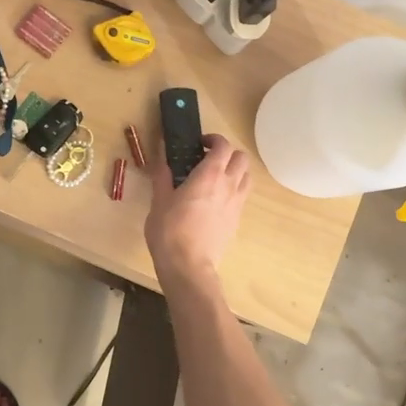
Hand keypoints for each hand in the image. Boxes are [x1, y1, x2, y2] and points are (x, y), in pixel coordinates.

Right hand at [145, 133, 250, 285]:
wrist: (188, 266)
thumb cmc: (169, 231)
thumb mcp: (159, 201)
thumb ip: (162, 176)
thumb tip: (161, 156)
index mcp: (209, 176)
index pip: (223, 146)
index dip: (214, 139)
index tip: (199, 144)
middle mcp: (228, 185)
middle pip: (242, 158)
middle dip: (227, 153)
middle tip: (208, 160)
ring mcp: (236, 204)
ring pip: (247, 176)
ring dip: (235, 171)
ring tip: (215, 178)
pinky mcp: (237, 220)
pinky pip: (242, 196)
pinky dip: (233, 190)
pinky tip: (215, 201)